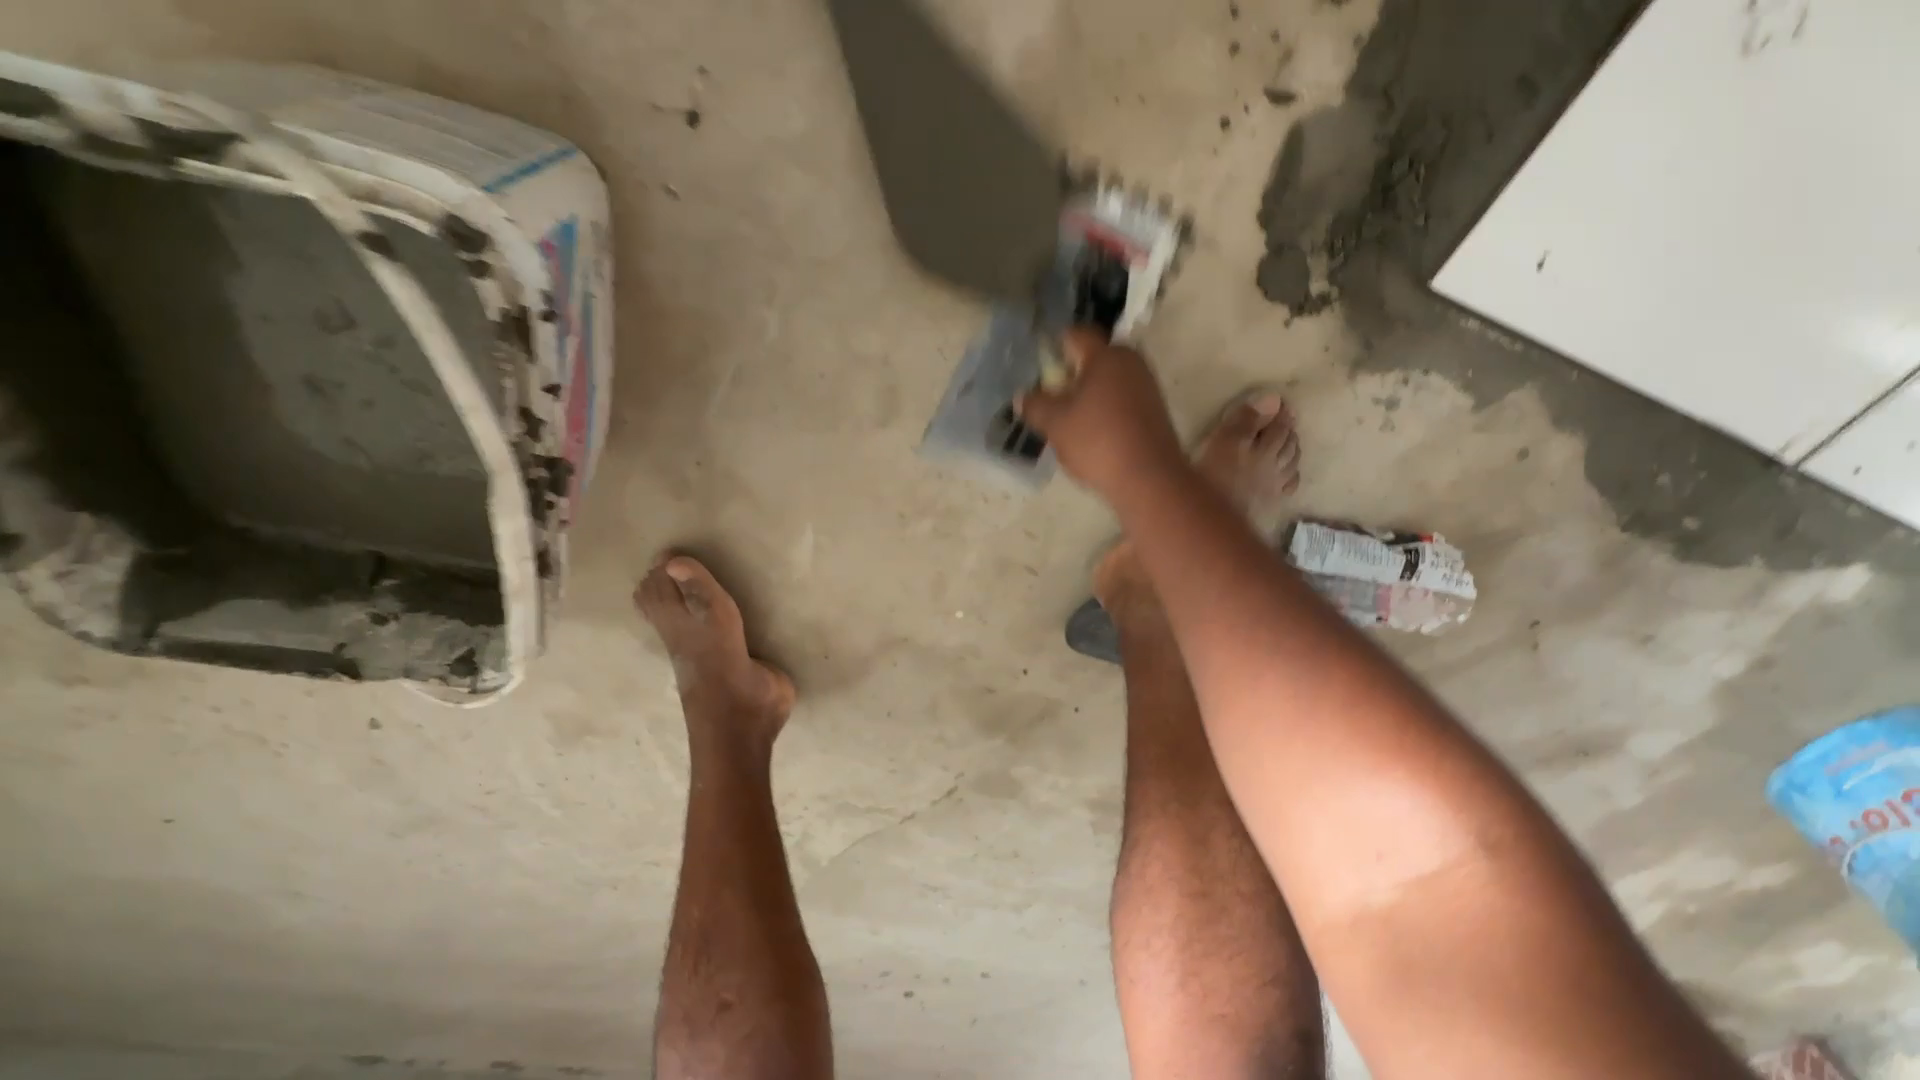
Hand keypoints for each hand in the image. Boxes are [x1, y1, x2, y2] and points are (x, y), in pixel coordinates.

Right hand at [1018, 329, 1185, 501]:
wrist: (1149, 478)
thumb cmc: (1097, 442)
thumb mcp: (1055, 424)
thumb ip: (1035, 405)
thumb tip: (1023, 396)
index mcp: (1106, 355)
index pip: (1075, 335)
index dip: (1054, 347)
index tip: (1040, 370)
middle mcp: (1131, 361)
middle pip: (1093, 358)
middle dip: (1071, 375)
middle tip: (1052, 399)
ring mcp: (1147, 385)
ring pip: (1108, 381)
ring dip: (1089, 395)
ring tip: (1070, 422)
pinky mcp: (1155, 409)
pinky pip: (1122, 399)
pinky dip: (1106, 410)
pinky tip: (1094, 435)